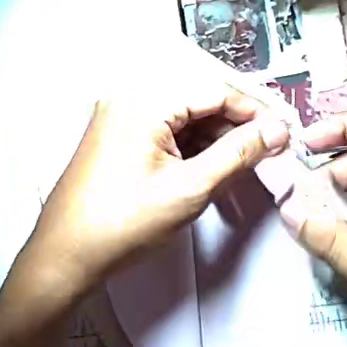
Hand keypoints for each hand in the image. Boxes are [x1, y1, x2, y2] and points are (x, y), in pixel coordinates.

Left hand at [22, 85, 289, 301]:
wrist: (66, 257)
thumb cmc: (119, 225)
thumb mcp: (191, 188)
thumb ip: (238, 154)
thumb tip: (274, 131)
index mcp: (143, 102)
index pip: (214, 89)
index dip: (254, 110)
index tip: (281, 131)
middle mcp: (129, 100)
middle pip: (200, 98)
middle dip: (237, 124)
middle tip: (268, 148)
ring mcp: (121, 118)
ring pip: (186, 115)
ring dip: (218, 135)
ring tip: (245, 162)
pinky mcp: (120, 137)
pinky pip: (168, 129)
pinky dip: (195, 144)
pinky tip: (214, 165)